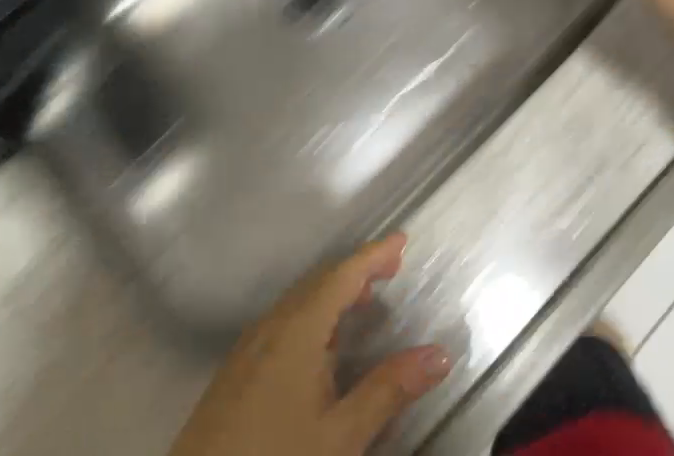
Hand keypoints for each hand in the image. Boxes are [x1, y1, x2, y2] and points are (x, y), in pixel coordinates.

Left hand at [169, 234, 452, 455]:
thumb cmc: (276, 455)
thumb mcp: (341, 434)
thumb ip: (388, 390)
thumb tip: (438, 354)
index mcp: (296, 331)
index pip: (340, 277)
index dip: (372, 255)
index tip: (401, 239)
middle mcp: (269, 328)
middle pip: (317, 282)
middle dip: (356, 269)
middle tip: (391, 266)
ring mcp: (248, 348)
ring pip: (297, 301)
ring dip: (333, 291)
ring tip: (363, 298)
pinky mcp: (236, 370)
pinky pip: (281, 320)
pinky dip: (312, 312)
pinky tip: (321, 340)